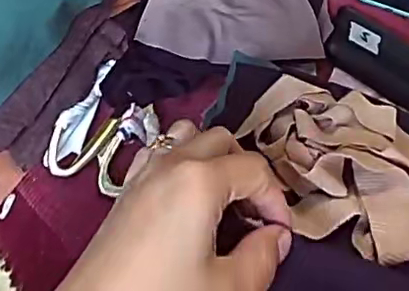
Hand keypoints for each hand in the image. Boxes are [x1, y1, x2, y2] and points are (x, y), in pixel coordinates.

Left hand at [59, 120, 293, 290]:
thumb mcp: (222, 290)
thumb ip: (259, 258)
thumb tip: (275, 239)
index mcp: (201, 178)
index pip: (255, 169)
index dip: (276, 200)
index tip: (282, 232)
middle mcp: (174, 161)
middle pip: (225, 141)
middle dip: (248, 172)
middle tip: (257, 214)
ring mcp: (146, 170)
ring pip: (191, 134)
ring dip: (214, 155)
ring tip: (224, 195)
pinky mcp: (126, 188)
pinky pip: (161, 151)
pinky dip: (181, 158)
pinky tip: (184, 194)